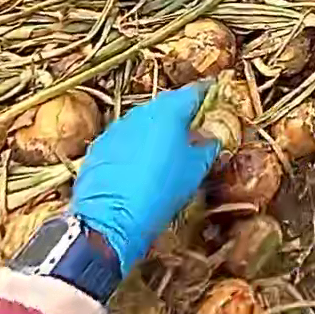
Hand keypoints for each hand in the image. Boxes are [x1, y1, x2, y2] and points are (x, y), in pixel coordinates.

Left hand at [69, 84, 219, 271]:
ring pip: (145, 120)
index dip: (208, 92)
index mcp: (170, 110)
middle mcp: (142, 111)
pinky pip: (125, 138)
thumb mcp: (196, 169)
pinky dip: (135, 145)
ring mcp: (117, 128)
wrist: (108, 223)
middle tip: (194, 128)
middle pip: (168, 103)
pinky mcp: (98, 147)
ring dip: (157, 129)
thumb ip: (207, 146)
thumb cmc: (160, 191)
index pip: (195, 90)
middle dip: (181, 113)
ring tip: (166, 150)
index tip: (216, 95)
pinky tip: (140, 166)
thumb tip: (209, 139)